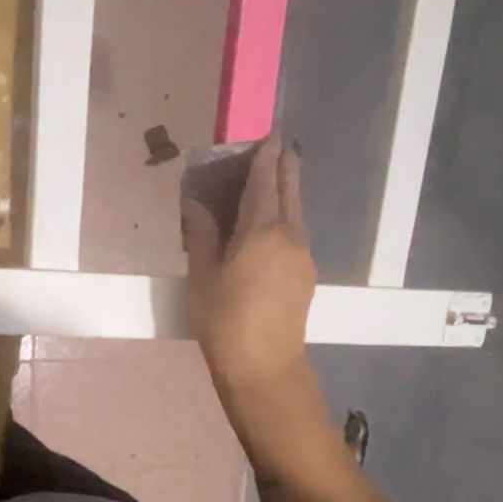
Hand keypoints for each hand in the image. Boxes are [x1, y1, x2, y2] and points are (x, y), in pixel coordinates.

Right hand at [183, 134, 316, 391]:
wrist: (264, 367)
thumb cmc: (225, 321)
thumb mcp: (202, 276)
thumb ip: (201, 235)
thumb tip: (196, 204)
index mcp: (262, 229)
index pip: (265, 180)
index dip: (266, 155)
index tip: (270, 134)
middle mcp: (290, 235)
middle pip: (291, 190)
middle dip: (285, 166)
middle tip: (280, 146)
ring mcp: (303, 257)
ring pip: (297, 213)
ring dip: (287, 194)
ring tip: (274, 183)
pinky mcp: (307, 277)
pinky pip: (297, 234)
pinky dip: (286, 219)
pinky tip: (273, 227)